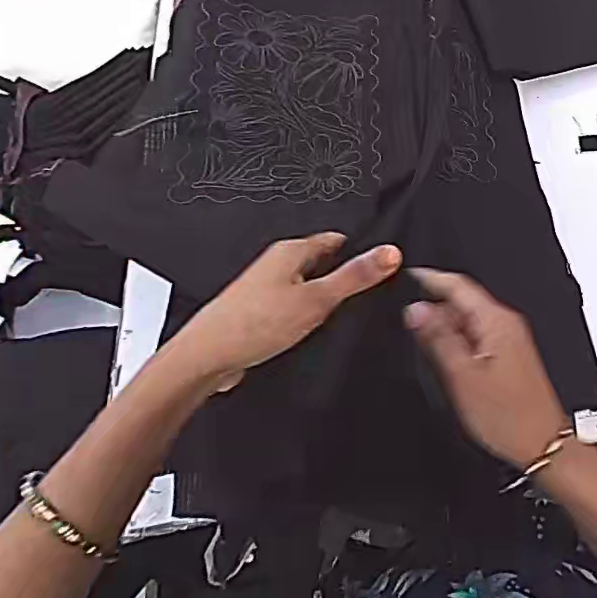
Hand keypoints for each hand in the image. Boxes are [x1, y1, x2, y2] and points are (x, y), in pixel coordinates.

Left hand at [166, 233, 400, 392]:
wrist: (208, 358)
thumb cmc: (250, 325)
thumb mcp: (316, 299)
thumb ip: (354, 277)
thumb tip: (388, 253)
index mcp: (290, 251)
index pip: (335, 239)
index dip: (360, 248)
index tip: (379, 259)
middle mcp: (277, 265)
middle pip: (322, 262)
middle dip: (343, 275)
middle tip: (367, 289)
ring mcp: (267, 289)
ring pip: (307, 286)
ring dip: (325, 298)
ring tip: (342, 312)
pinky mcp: (261, 312)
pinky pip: (294, 307)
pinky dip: (308, 315)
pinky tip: (314, 331)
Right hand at [403, 268, 571, 468]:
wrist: (541, 444)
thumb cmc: (511, 417)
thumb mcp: (462, 375)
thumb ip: (437, 338)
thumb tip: (416, 311)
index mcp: (497, 322)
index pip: (458, 284)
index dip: (430, 278)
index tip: (408, 275)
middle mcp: (506, 325)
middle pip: (462, 302)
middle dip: (434, 308)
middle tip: (409, 323)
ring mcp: (508, 340)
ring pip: (467, 322)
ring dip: (445, 328)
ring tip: (428, 348)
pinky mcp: (507, 356)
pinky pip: (476, 338)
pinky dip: (457, 343)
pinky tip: (448, 362)